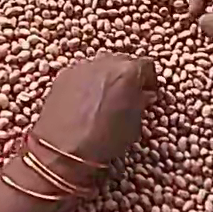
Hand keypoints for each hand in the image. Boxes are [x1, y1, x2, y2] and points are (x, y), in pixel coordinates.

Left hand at [30, 53, 158, 169]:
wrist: (63, 150)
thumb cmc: (102, 140)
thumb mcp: (133, 124)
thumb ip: (141, 102)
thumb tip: (142, 94)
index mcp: (127, 72)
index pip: (147, 66)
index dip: (150, 80)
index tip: (149, 92)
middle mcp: (104, 63)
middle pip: (123, 62)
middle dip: (128, 76)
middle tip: (128, 95)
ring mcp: (81, 67)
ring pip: (101, 66)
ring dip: (106, 78)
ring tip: (106, 99)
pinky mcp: (63, 76)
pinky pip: (82, 74)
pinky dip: (87, 83)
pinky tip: (86, 102)